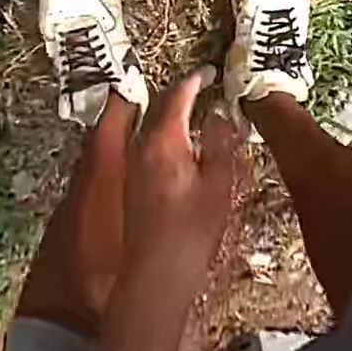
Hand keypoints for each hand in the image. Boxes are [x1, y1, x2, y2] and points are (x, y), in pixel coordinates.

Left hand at [122, 66, 241, 300]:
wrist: (156, 278)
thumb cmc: (192, 233)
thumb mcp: (219, 185)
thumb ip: (220, 143)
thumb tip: (220, 114)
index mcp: (164, 140)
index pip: (178, 95)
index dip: (195, 80)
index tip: (210, 72)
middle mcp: (141, 146)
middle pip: (160, 106)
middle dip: (182, 93)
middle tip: (204, 87)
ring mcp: (132, 165)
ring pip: (152, 125)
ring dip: (172, 113)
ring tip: (195, 112)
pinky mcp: (131, 182)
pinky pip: (148, 143)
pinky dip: (165, 133)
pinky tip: (180, 145)